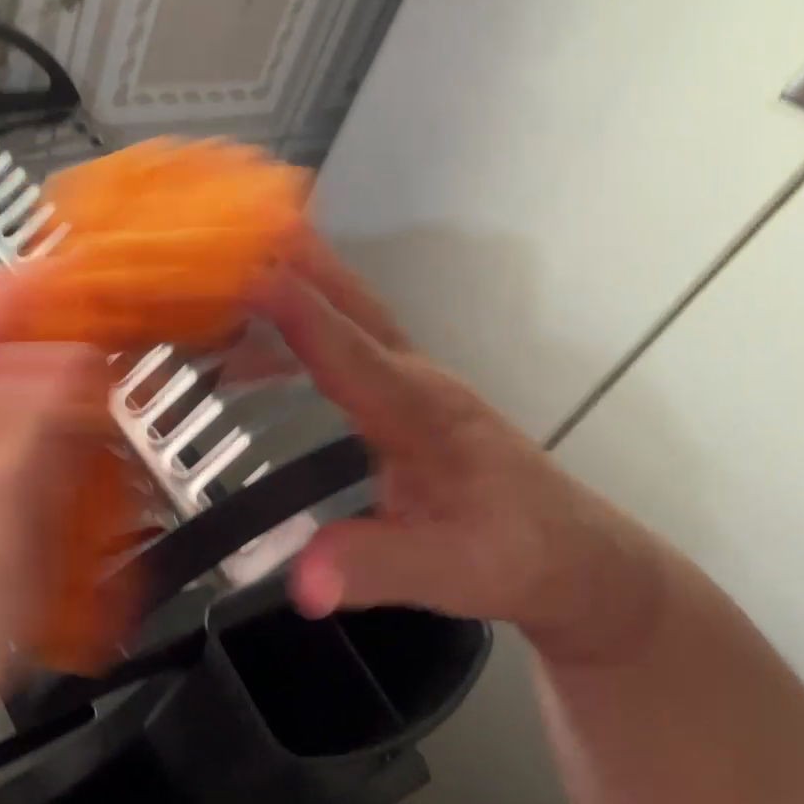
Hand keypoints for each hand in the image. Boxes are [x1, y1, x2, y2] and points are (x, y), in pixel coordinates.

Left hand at [0, 270, 110, 718]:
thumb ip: (15, 420)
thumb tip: (58, 352)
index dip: (15, 288)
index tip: (71, 274)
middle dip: (57, 343)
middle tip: (110, 340)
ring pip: (20, 407)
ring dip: (69, 399)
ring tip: (110, 403)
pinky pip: (32, 461)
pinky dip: (68, 453)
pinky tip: (94, 471)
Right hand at [256, 231, 663, 659]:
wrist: (577, 559)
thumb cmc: (518, 559)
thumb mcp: (451, 574)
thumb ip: (375, 566)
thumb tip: (300, 581)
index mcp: (424, 413)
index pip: (352, 352)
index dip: (298, 312)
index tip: (248, 273)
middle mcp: (415, 381)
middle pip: (354, 305)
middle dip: (299, 261)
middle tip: (243, 223)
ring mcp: (410, 383)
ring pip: (348, 316)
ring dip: (294, 286)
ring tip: (226, 271)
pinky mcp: (400, 397)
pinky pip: (340, 345)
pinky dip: (293, 331)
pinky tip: (241, 356)